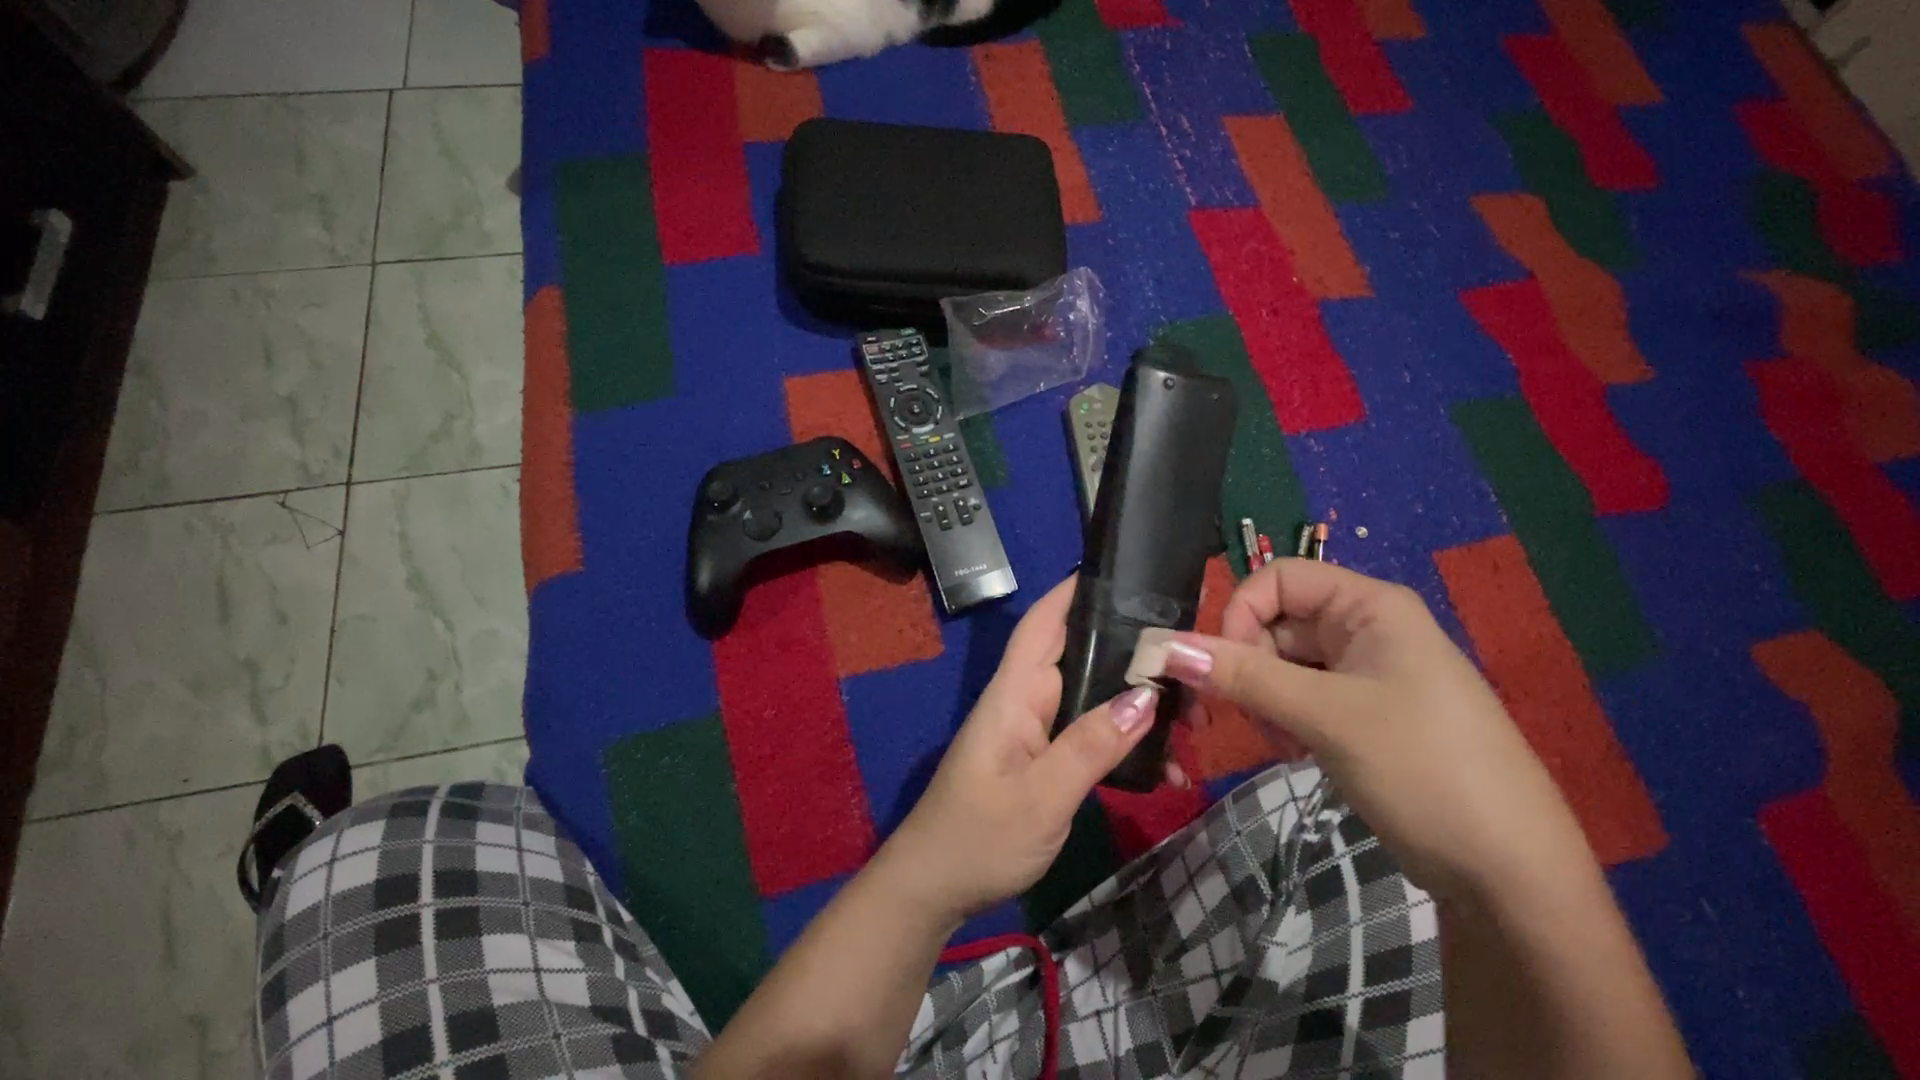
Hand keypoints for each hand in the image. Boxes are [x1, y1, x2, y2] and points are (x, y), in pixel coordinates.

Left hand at [872, 577, 1159, 926]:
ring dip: (1138, 707)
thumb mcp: (1040, 798)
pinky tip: (1165, 767)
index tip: (1122, 569)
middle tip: (1193, 662)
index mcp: (1014, 696)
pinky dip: (1125, 746)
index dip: (1074, 592)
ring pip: (1093, 701)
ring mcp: (1034, 735)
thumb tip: (1146, 695)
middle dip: (1132, 654)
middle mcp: (1025, 704)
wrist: (935, 890)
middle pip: (1080, 659)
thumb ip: (1090, 747)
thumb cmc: (978, 839)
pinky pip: (1091, 739)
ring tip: (1194, 720)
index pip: (1042, 625)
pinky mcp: (1043, 764)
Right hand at [1153, 559, 1591, 901]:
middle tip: (1233, 717)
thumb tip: (1164, 646)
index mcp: (1370, 607)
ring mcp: (1365, 676)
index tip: (1221, 667)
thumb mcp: (1327, 716)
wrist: (1506, 869)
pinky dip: (1283, 720)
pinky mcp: (1361, 717)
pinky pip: (1301, 699)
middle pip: (1276, 623)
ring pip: (1283, 666)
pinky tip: (1293, 754)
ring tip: (1279, 744)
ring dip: (1263, 699)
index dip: (1240, 613)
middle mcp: (1366, 630)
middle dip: (1246, 666)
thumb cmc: (1423, 768)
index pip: (1279, 579)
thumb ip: (1244, 677)